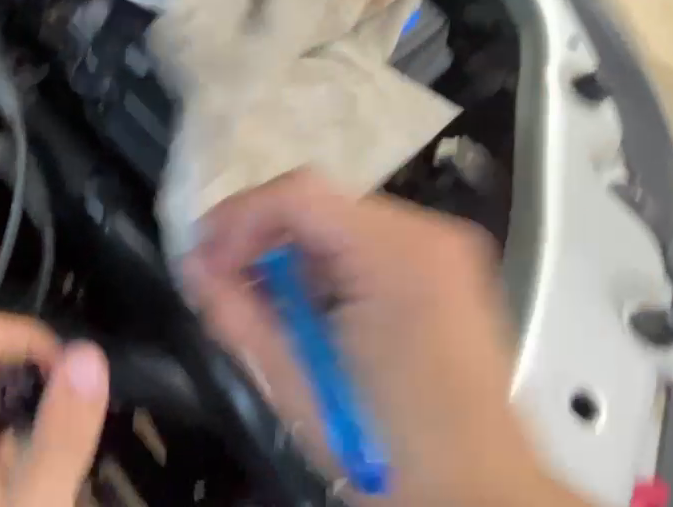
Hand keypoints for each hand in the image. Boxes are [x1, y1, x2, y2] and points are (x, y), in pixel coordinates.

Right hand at [182, 170, 580, 506]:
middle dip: (257, 238)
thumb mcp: (296, 382)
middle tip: (220, 281)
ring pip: (331, 220)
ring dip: (286, 254)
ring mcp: (441, 252)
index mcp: (400, 257)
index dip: (236, 220)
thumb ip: (236, 313)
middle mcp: (428, 236)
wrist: (480, 503)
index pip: (296, 196)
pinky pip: (358, 243)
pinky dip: (319, 266)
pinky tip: (305, 310)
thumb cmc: (388, 451)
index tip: (203, 261)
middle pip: (313, 202)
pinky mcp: (442, 273)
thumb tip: (192, 266)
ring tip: (261, 303)